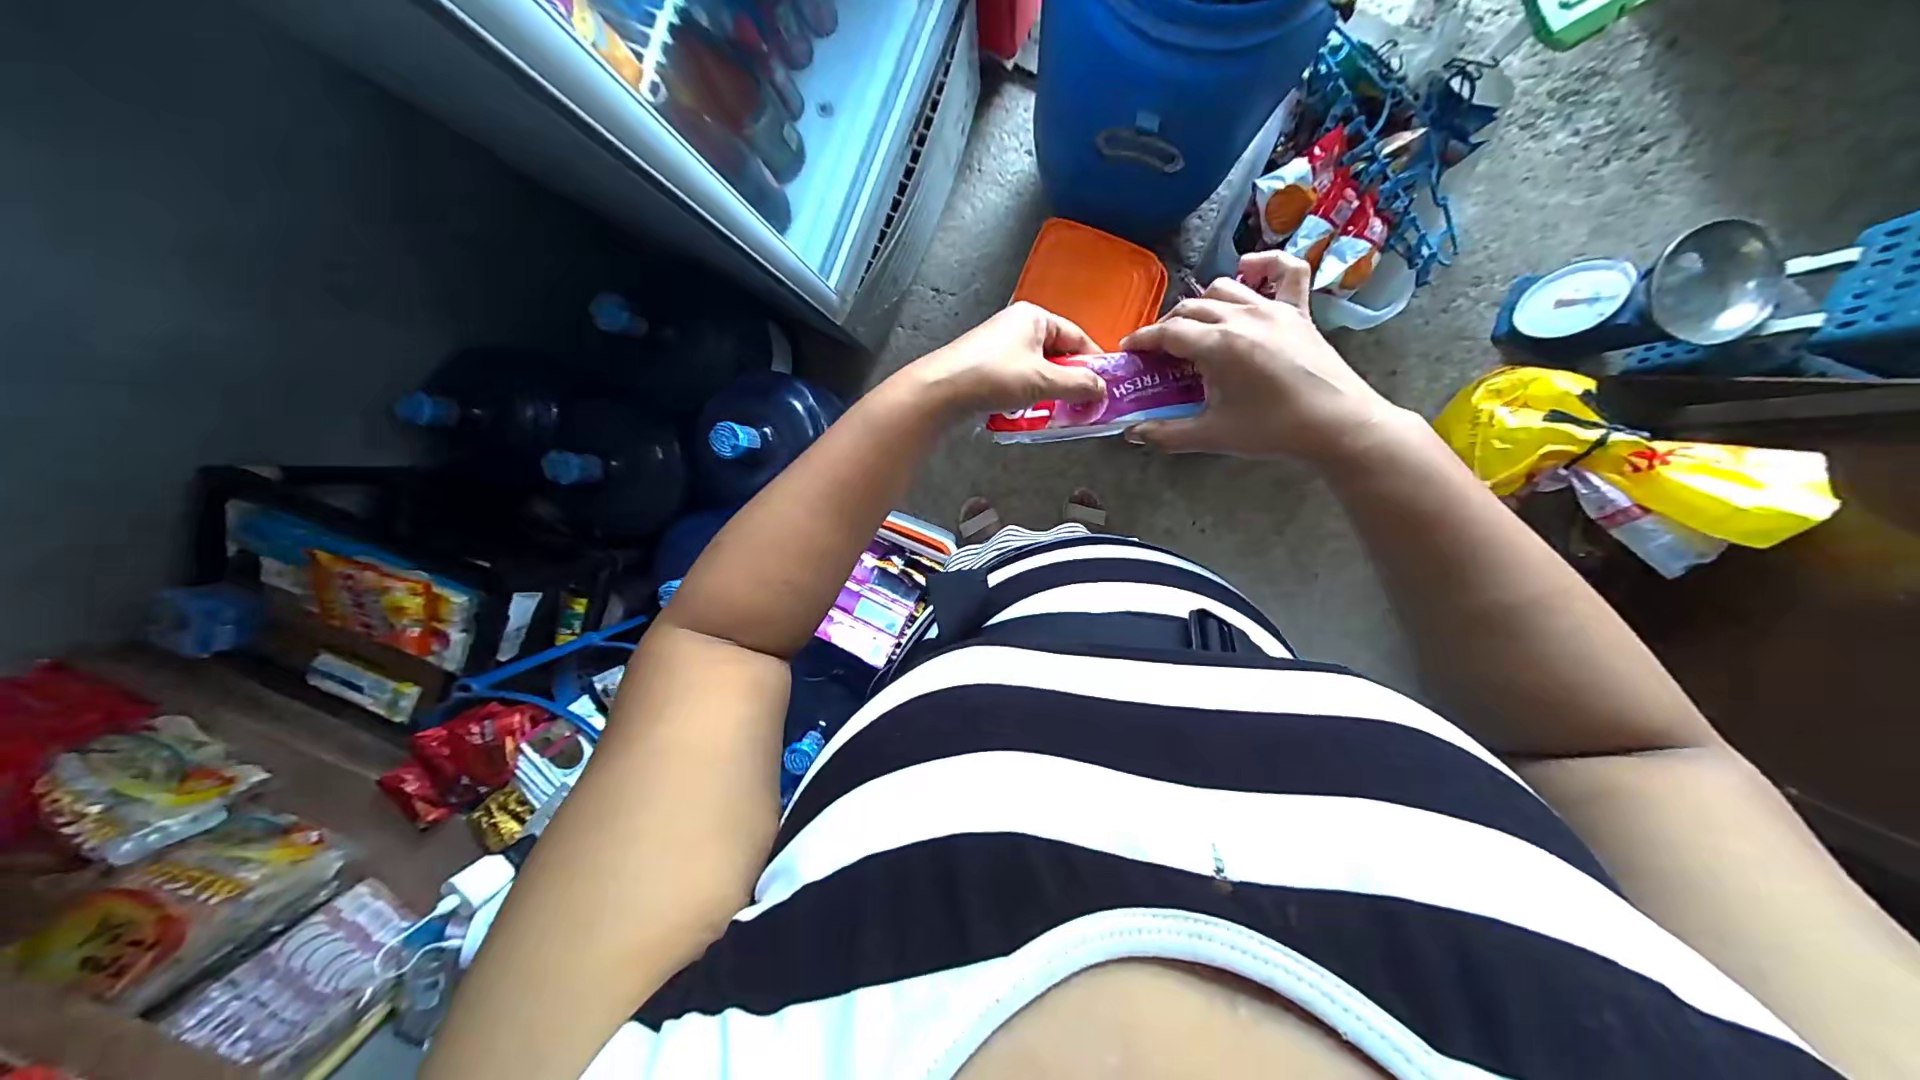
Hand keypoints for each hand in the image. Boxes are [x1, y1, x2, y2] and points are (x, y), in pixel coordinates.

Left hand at [901, 301, 1107, 416]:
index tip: (1105, 388)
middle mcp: (1017, 327)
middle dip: (1070, 382)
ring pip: (1037, 372)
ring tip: (1055, 414)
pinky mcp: (985, 370)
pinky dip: (1027, 399)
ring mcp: (999, 348)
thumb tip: (1102, 390)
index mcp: (1034, 317)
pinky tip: (1027, 416)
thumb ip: (1079, 384)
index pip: (1078, 337)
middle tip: (1083, 406)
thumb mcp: (1044, 380)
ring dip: (1049, 394)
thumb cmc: (993, 376)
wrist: (940, 391)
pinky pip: (1017, 383)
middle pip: (1057, 355)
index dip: (1094, 363)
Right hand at [1119, 252, 1411, 463]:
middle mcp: (1242, 317)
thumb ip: (1166, 434)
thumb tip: (1133, 433)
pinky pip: (1284, 270)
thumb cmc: (1273, 430)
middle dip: (1167, 326)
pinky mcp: (1299, 310)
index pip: (1167, 332)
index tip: (1128, 350)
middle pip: (1190, 308)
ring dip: (1202, 303)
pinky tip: (1248, 271)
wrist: (1338, 426)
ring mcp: (1273, 309)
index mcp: (1218, 346)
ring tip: (1196, 326)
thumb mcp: (1212, 436)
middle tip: (1158, 350)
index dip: (1142, 340)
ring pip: (1224, 287)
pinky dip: (1263, 265)